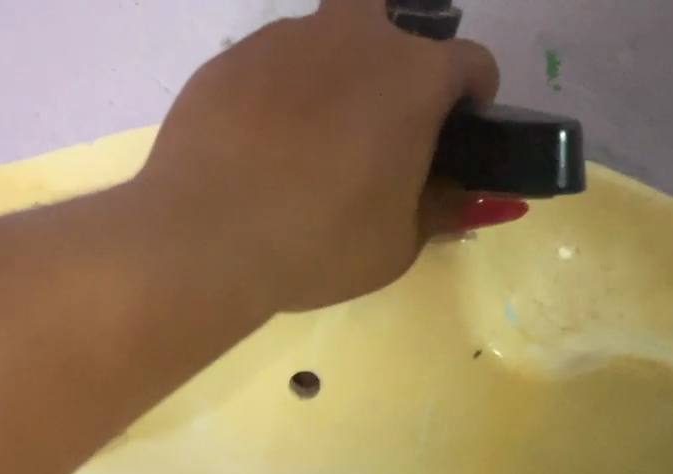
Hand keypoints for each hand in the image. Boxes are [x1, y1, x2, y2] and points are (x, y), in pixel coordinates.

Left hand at [134, 0, 503, 312]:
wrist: (204, 240)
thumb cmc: (315, 247)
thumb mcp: (394, 248)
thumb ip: (436, 213)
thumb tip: (464, 199)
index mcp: (415, 75)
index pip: (469, 66)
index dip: (468, 101)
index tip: (450, 135)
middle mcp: (354, 37)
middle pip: (390, 26)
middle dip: (391, 66)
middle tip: (367, 128)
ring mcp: (283, 42)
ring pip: (318, 45)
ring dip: (321, 81)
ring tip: (295, 146)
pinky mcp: (224, 64)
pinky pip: (258, 73)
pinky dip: (263, 102)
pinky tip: (245, 152)